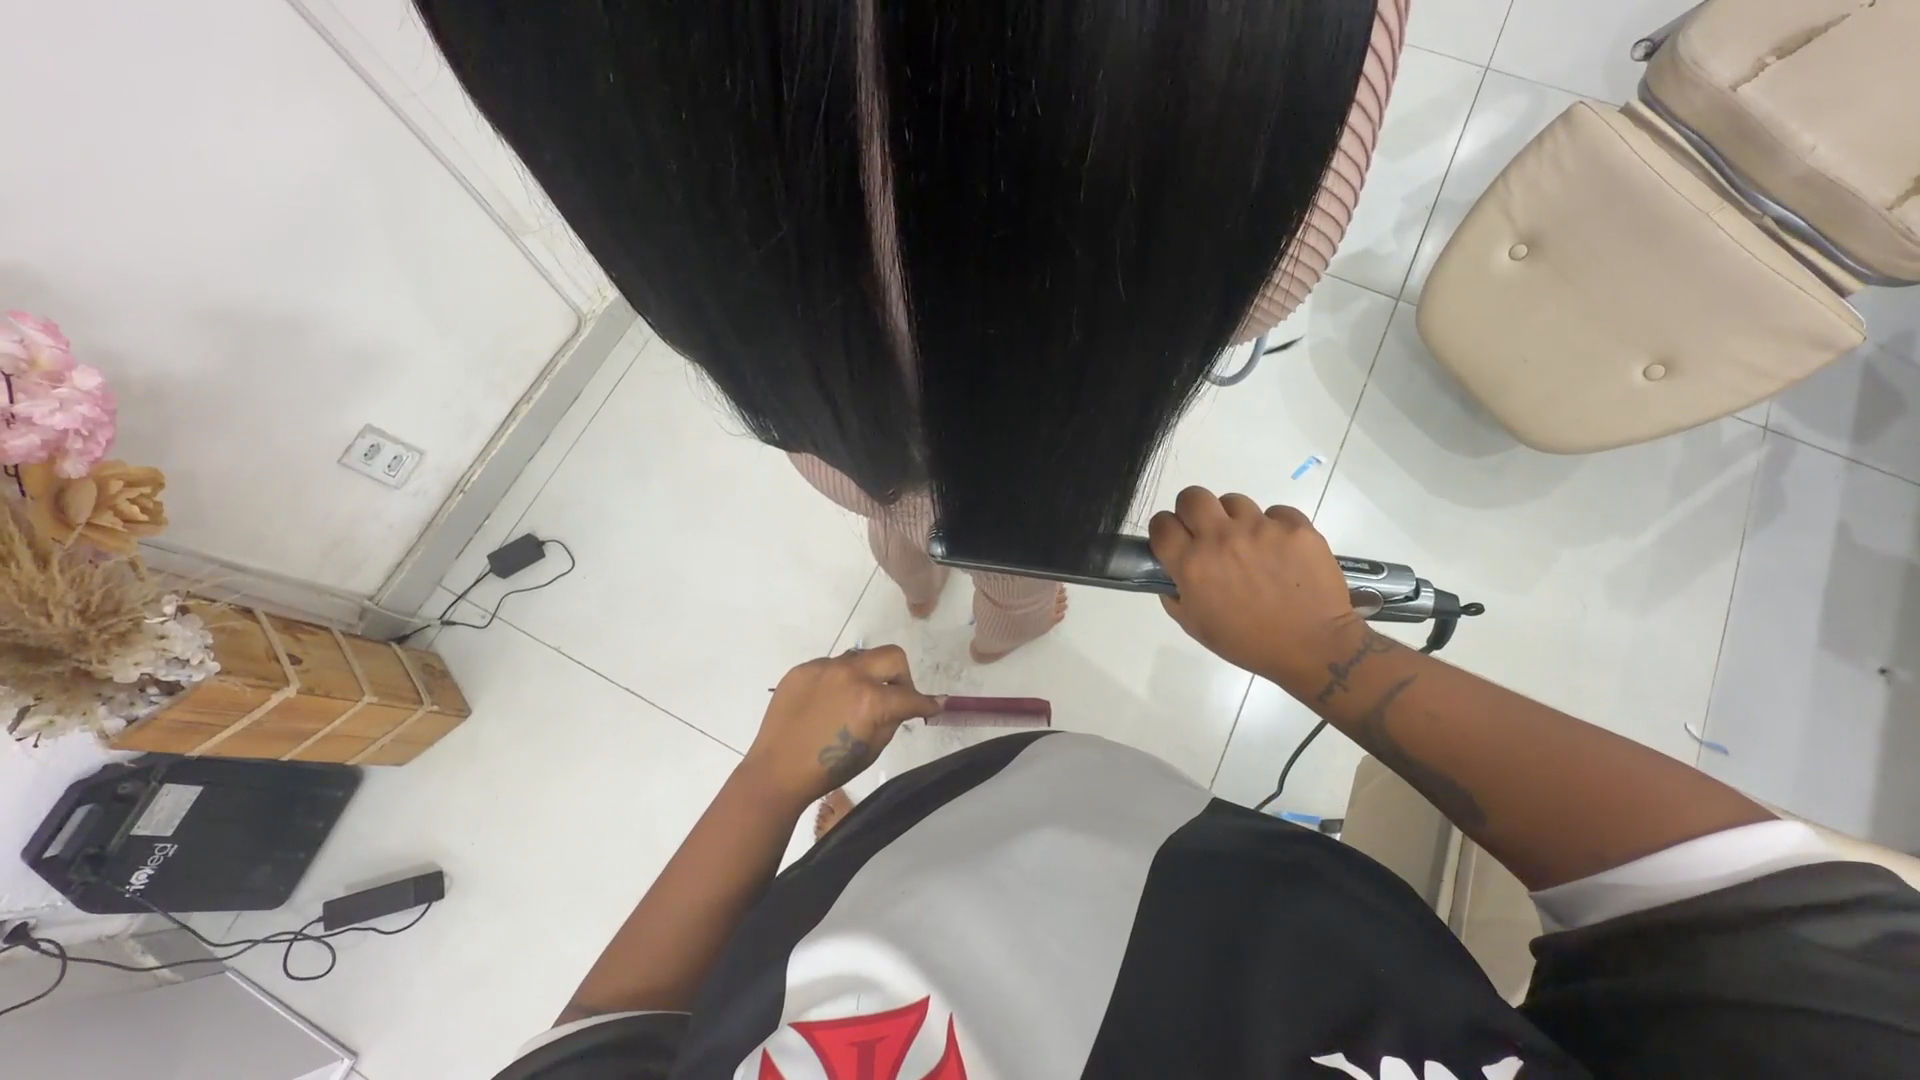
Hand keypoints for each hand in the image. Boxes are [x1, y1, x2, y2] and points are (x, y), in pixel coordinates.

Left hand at [740, 646, 940, 805]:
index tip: (933, 706)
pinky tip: (828, 703)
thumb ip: (892, 720)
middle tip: (896, 696)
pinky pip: (831, 666)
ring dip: (867, 676)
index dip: (926, 704)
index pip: (910, 696)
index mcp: (871, 699)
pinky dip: (838, 681)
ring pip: (859, 658)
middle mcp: (850, 674)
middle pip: (891, 656)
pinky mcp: (802, 669)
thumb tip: (904, 705)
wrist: (777, 770)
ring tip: (856, 700)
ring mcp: (823, 668)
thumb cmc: (829, 768)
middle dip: (902, 676)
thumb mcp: (872, 749)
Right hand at [1149, 486, 1359, 678]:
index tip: (1174, 540)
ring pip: (1234, 501)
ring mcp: (1260, 529)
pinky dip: (1273, 527)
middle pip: (1192, 497)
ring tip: (1249, 544)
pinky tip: (1280, 550)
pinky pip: (1275, 512)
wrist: (1313, 646)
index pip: (1162, 524)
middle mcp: (1221, 539)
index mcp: (1192, 565)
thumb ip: (1176, 595)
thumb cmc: (1249, 643)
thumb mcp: (1196, 627)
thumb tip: (1173, 573)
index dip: (1164, 530)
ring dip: (1234, 519)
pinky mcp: (1294, 527)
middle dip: (1193, 511)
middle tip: (1207, 533)